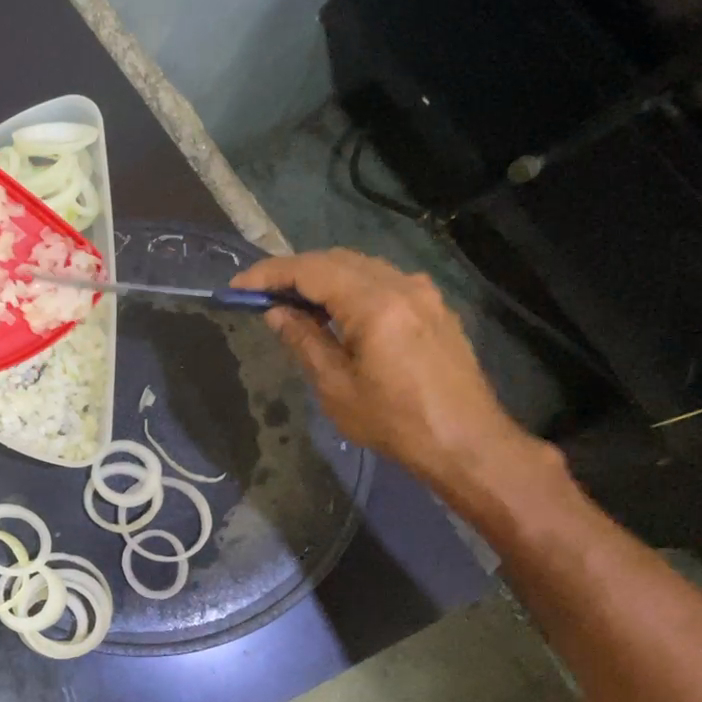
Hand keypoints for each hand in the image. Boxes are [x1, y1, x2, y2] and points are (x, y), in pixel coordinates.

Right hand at [233, 249, 542, 488]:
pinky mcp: (432, 308)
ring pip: (361, 267)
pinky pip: (382, 281)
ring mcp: (423, 294)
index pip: (312, 272)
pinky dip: (348, 285)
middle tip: (257, 292)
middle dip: (293, 271)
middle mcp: (402, 287)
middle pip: (337, 261)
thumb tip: (277, 313)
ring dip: (321, 277)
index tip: (237, 287)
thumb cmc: (392, 420)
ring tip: (289, 301)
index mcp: (375, 306)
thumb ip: (304, 341)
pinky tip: (333, 310)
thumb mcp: (335, 386)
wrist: (464, 440)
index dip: (270, 274)